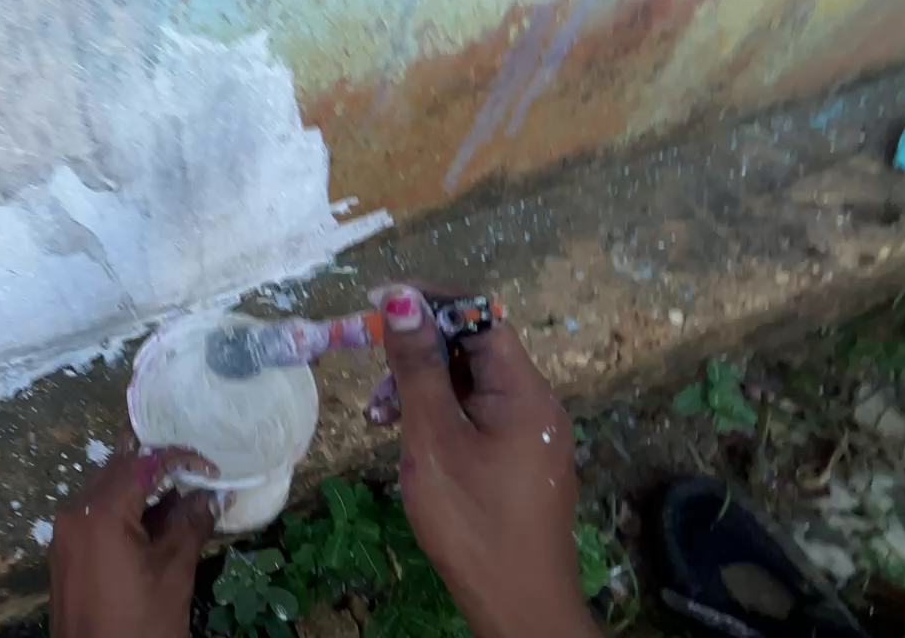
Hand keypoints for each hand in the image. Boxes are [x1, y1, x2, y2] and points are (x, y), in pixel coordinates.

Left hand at [48, 444, 219, 637]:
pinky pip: (95, 516)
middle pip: (118, 472)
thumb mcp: (173, 574)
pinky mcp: (64, 553)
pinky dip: (123, 513)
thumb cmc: (140, 628)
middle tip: (194, 477)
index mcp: (99, 512)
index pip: (140, 464)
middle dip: (157, 471)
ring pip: (105, 492)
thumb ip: (190, 525)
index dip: (176, 459)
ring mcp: (64, 533)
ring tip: (179, 499)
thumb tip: (213, 495)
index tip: (208, 466)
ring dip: (140, 491)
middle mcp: (74, 512)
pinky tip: (152, 524)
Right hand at [374, 284, 598, 637]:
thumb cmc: (471, 515)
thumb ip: (416, 363)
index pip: (479, 317)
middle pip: (469, 347)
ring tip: (379, 414)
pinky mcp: (512, 452)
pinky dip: (432, 409)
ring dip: (417, 383)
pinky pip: (469, 409)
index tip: (378, 303)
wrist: (516, 606)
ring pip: (463, 379)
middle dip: (415, 350)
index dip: (429, 302)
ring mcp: (524, 430)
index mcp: (523, 391)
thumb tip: (400, 298)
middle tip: (372, 369)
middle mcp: (531, 402)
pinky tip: (400, 430)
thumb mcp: (432, 432)